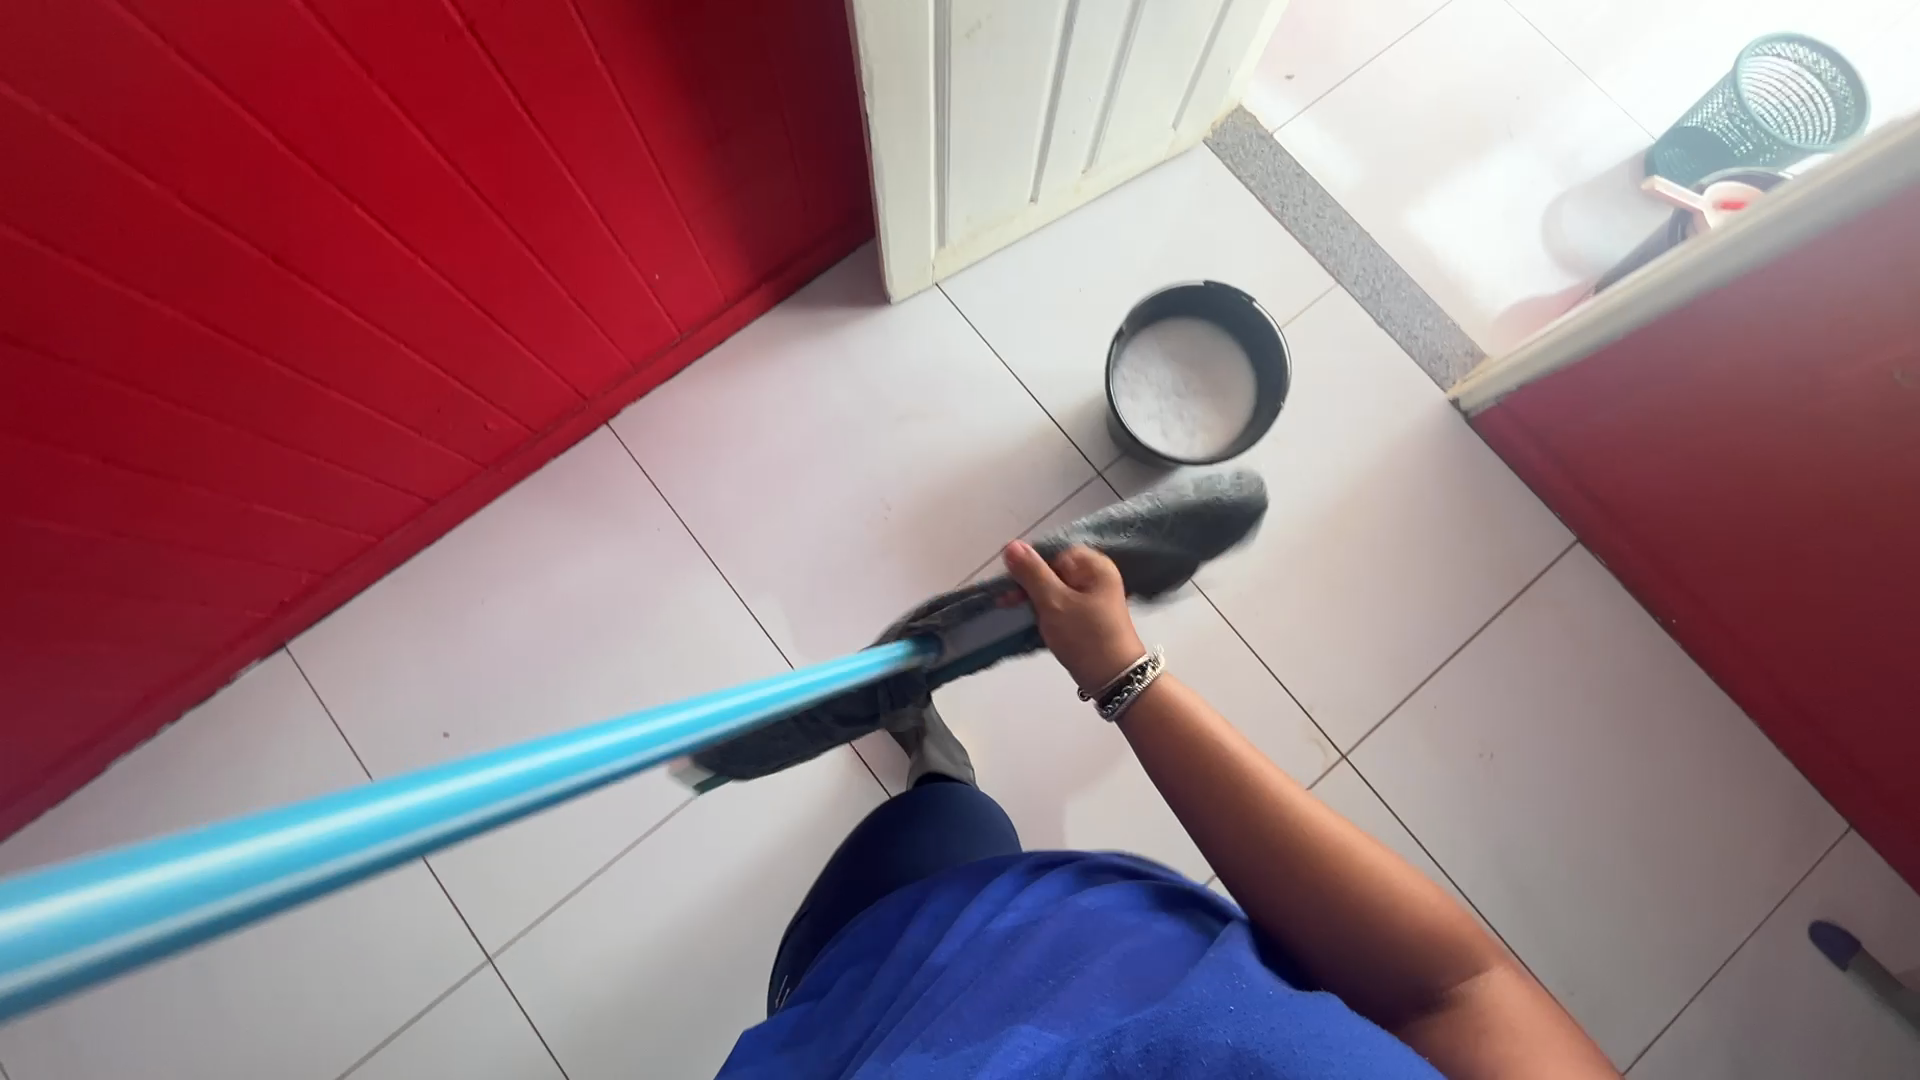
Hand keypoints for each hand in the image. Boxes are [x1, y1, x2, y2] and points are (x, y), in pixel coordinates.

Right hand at [1002, 541, 1146, 693]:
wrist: (1114, 680)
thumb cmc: (1085, 637)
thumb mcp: (1053, 602)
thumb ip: (1031, 573)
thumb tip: (1010, 545)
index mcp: (1094, 565)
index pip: (1053, 552)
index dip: (1029, 566)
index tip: (1010, 585)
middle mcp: (1096, 576)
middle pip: (1052, 569)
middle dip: (1029, 584)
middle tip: (1007, 602)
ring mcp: (1092, 596)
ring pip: (1053, 588)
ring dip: (1034, 599)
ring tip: (1016, 612)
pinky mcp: (1088, 615)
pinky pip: (1060, 603)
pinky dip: (1045, 610)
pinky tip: (1033, 621)